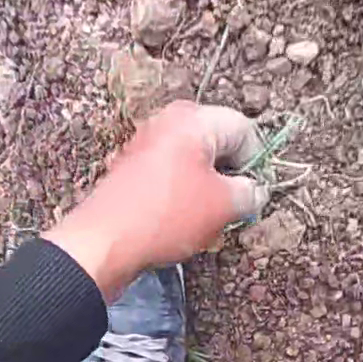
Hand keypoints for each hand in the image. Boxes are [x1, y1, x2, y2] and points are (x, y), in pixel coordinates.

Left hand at [45, 101, 267, 298]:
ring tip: (210, 219)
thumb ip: (249, 193)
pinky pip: (175, 174)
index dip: (257, 162)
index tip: (256, 194)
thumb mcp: (222, 206)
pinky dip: (187, 194)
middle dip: (233, 175)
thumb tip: (257, 190)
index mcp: (193, 119)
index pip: (244, 129)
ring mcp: (148, 144)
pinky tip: (185, 220)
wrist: (104, 242)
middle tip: (236, 207)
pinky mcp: (136, 170)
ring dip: (211, 188)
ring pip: (197, 161)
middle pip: (219, 143)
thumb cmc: (168, 216)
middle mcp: (168, 122)